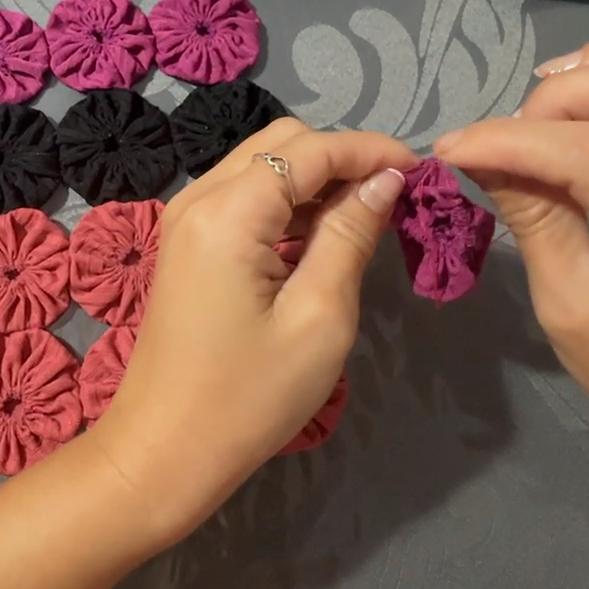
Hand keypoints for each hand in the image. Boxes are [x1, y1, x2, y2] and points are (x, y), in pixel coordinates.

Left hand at [90, 119, 416, 539]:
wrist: (166, 444)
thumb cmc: (249, 395)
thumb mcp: (318, 317)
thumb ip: (350, 235)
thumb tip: (385, 179)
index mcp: (226, 211)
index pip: (308, 149)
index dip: (367, 149)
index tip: (422, 169)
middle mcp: (197, 197)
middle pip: (279, 144)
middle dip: (340, 156)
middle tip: (394, 194)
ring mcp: (185, 216)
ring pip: (259, 165)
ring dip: (313, 176)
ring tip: (368, 212)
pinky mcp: (186, 239)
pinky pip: (241, 195)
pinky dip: (285, 199)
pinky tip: (320, 230)